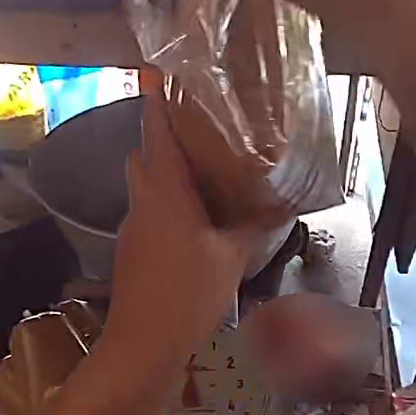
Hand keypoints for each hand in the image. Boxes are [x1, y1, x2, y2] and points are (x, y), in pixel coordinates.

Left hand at [106, 80, 267, 365]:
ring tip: (198, 177)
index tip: (153, 71)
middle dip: (159, 138)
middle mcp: (142, 203)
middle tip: (193, 134)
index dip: (154, 100)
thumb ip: (255, 228)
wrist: (143, 343)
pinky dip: (163, 206)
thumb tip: (284, 207)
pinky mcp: (131, 251)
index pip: (156, 133)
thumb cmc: (188, 292)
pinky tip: (191, 225)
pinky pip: (146, 214)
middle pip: (142, 156)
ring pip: (142, 186)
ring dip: (162, 174)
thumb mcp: (231, 258)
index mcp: (165, 193)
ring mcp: (131, 228)